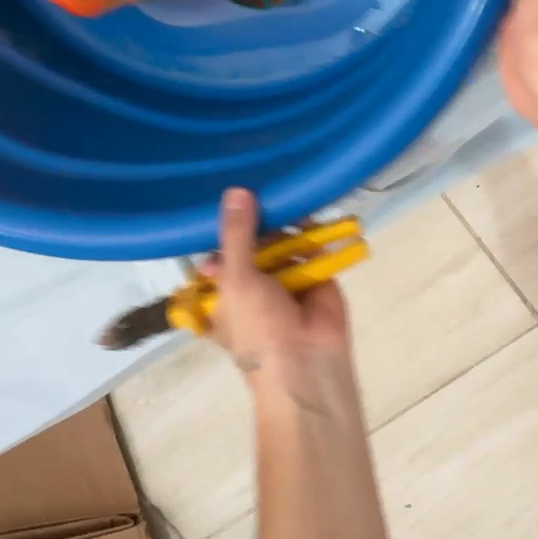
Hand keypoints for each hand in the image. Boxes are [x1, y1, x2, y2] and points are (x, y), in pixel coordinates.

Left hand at [208, 188, 355, 409]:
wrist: (307, 359)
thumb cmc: (257, 326)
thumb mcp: (236, 279)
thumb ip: (237, 235)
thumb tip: (236, 190)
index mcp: (224, 292)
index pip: (220, 253)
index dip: (224, 228)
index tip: (229, 192)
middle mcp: (253, 282)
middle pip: (254, 243)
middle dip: (259, 218)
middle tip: (262, 179)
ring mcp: (286, 278)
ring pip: (284, 241)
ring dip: (287, 220)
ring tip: (288, 185)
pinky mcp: (317, 274)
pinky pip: (314, 245)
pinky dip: (315, 227)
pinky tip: (312, 201)